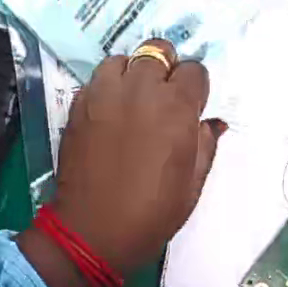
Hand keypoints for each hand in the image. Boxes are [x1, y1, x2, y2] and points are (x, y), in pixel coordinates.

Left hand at [19, 39, 224, 286]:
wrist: (92, 233)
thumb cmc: (150, 216)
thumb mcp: (191, 186)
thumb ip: (205, 146)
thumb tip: (211, 123)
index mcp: (175, 107)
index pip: (194, 71)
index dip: (194, 90)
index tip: (189, 110)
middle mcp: (139, 91)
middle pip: (156, 53)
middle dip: (163, 71)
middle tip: (161, 100)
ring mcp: (103, 96)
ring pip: (121, 61)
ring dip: (130, 75)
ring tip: (131, 102)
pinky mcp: (76, 108)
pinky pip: (94, 82)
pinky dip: (104, 90)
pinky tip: (108, 115)